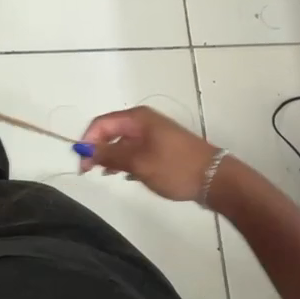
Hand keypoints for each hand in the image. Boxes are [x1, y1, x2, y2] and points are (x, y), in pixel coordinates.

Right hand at [78, 106, 218, 201]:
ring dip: (112, 156)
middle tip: (91, 171)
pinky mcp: (163, 147)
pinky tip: (127, 175)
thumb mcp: (138, 162)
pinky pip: (136, 150)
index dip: (87, 141)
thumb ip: (110, 155)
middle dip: (98, 149)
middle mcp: (144, 121)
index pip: (101, 124)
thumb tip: (86, 149)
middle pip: (111, 131)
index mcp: (136, 118)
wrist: (217, 179)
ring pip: (123, 142)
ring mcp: (155, 134)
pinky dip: (127, 161)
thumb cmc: (175, 168)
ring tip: (108, 175)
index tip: (82, 163)